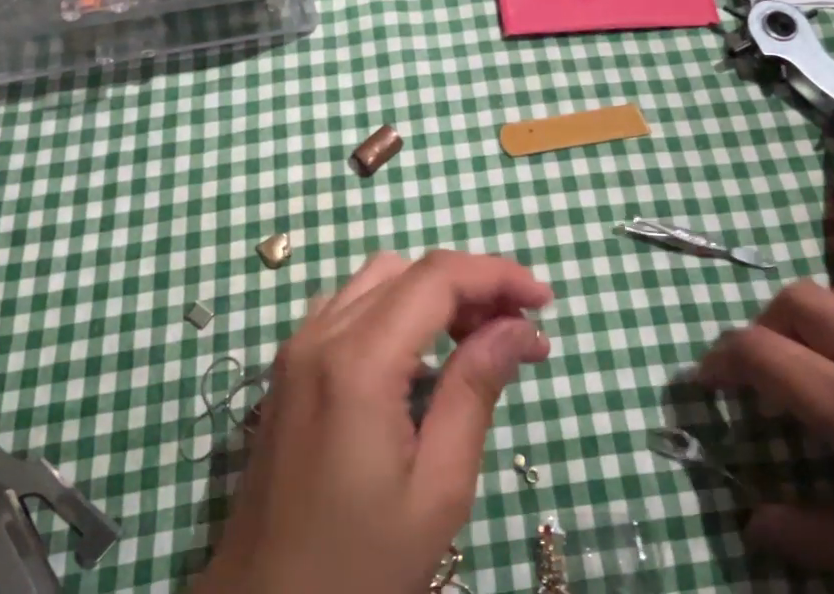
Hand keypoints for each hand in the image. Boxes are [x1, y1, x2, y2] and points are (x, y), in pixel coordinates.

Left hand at [192, 251, 552, 593]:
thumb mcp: (438, 487)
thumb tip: (519, 328)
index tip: (545, 303)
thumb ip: (475, 391)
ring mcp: (295, 351)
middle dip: (470, 286)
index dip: (497, 276)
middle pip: (406, 271)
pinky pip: (346, 311)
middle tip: (518, 331)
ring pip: (374, 283)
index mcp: (356, 361)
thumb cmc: (361, 562)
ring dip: (431, 296)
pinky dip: (393, 313)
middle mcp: (318, 336)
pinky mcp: (288, 371)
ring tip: (477, 343)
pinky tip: (420, 363)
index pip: (436, 278)